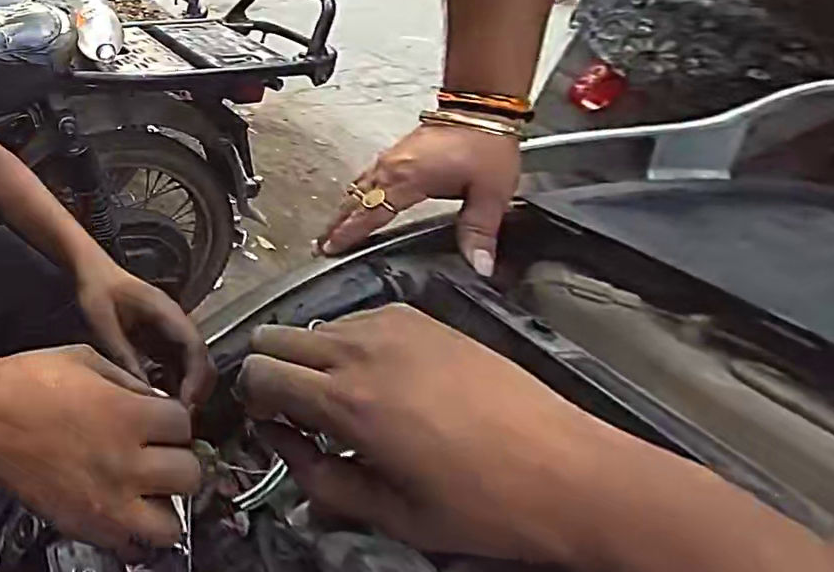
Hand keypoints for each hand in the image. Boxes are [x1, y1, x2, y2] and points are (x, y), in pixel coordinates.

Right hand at [0, 345, 199, 558]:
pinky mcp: (85, 525)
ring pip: (172, 523)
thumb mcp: (81, 358)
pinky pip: (132, 544)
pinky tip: (120, 500)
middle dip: (175, 454)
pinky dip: (133, 526)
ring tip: (146, 482)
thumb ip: (125, 378)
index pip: (183, 423)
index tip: (161, 415)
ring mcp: (106, 501)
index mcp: (123, 415)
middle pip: (188, 473)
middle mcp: (122, 463)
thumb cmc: (25, 381)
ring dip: (163, 500)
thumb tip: (152, 398)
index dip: (171, 415)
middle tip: (158, 446)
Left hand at [74, 254, 217, 406]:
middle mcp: (174, 319)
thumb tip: (142, 390)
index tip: (187, 402)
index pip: (194, 345)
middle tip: (182, 415)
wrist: (91, 269)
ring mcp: (169, 327)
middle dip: (197, 387)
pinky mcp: (160, 335)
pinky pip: (176, 362)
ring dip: (187, 386)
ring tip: (172, 412)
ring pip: (191, 363)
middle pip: (200, 357)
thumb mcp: (103, 322)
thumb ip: (122, 353)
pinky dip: (174, 380)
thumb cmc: (96, 288)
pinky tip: (161, 397)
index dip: (196, 377)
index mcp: (164, 310)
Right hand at [240, 305, 641, 564]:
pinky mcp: (410, 316)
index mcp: (347, 403)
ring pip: (309, 327)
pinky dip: (351, 344)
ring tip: (352, 391)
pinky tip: (389, 375)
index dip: (252, 396)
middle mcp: (354, 352)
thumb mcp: (399, 517)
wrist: (580, 476)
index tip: (270, 416)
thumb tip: (279, 440)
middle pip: (269, 336)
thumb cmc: (491, 507)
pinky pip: (352, 319)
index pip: (257, 372)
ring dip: (313, 356)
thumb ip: (319, 479)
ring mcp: (383, 326)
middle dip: (272, 369)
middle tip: (301, 403)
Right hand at [319, 123, 518, 275]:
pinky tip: (352, 202)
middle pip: (353, 202)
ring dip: (342, 211)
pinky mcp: (390, 157)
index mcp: (407, 180)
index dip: (351, 232)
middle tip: (321, 244)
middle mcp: (388, 170)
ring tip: (331, 228)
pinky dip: (353, 196)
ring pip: (354, 190)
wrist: (477, 114)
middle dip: (336, 224)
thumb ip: (479, 230)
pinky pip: (363, 179)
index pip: (371, 213)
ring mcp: (386, 162)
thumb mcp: (490, 194)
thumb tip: (479, 265)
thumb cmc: (483, 149)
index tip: (332, 247)